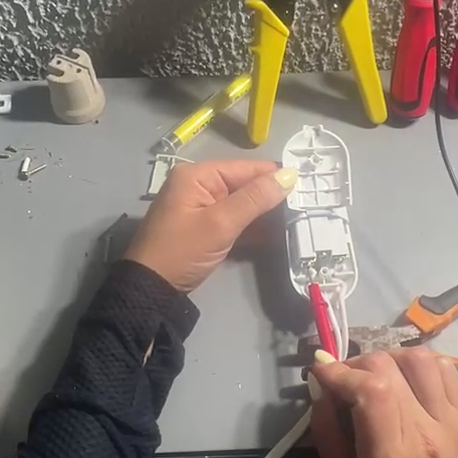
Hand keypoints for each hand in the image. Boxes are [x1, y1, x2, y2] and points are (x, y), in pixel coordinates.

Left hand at [124, 160, 297, 293]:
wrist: (150, 290)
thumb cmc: (183, 251)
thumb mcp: (221, 224)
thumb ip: (256, 199)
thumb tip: (290, 175)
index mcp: (197, 176)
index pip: (244, 168)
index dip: (274, 176)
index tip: (307, 185)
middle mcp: (199, 186)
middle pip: (244, 185)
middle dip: (271, 196)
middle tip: (305, 206)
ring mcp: (201, 208)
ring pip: (242, 204)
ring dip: (264, 214)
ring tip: (296, 220)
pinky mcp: (205, 228)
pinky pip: (234, 220)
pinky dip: (252, 227)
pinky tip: (275, 234)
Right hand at [310, 348, 457, 457]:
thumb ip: (327, 437)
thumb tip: (320, 389)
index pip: (369, 391)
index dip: (340, 372)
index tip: (321, 369)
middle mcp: (424, 433)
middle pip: (389, 368)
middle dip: (357, 364)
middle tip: (344, 377)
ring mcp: (450, 422)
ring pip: (420, 359)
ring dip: (390, 357)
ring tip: (376, 373)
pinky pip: (447, 369)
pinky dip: (421, 362)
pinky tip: (405, 376)